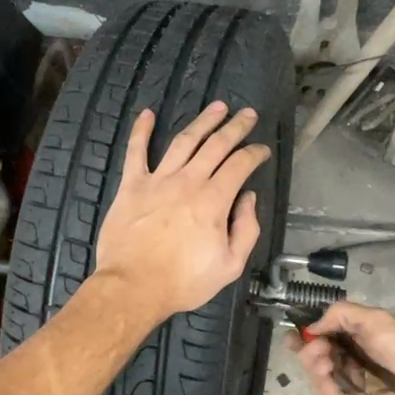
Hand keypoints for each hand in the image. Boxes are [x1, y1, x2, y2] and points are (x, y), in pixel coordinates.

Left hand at [93, 101, 271, 323]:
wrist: (133, 287)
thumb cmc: (183, 281)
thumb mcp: (230, 265)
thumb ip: (246, 229)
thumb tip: (249, 199)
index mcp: (214, 200)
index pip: (240, 165)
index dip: (255, 153)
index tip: (262, 150)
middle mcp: (188, 182)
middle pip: (216, 145)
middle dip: (235, 127)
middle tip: (248, 114)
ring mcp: (158, 180)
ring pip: (184, 141)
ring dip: (203, 121)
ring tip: (217, 107)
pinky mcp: (131, 186)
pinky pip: (135, 152)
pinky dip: (141, 130)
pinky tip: (148, 114)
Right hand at [291, 302, 394, 394]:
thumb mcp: (375, 319)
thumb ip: (341, 314)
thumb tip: (313, 327)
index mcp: (365, 343)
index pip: (330, 338)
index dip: (310, 335)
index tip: (293, 332)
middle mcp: (357, 365)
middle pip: (320, 357)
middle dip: (307, 348)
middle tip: (298, 342)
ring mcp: (353, 390)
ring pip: (320, 376)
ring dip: (313, 362)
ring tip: (321, 357)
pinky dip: (322, 384)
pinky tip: (326, 372)